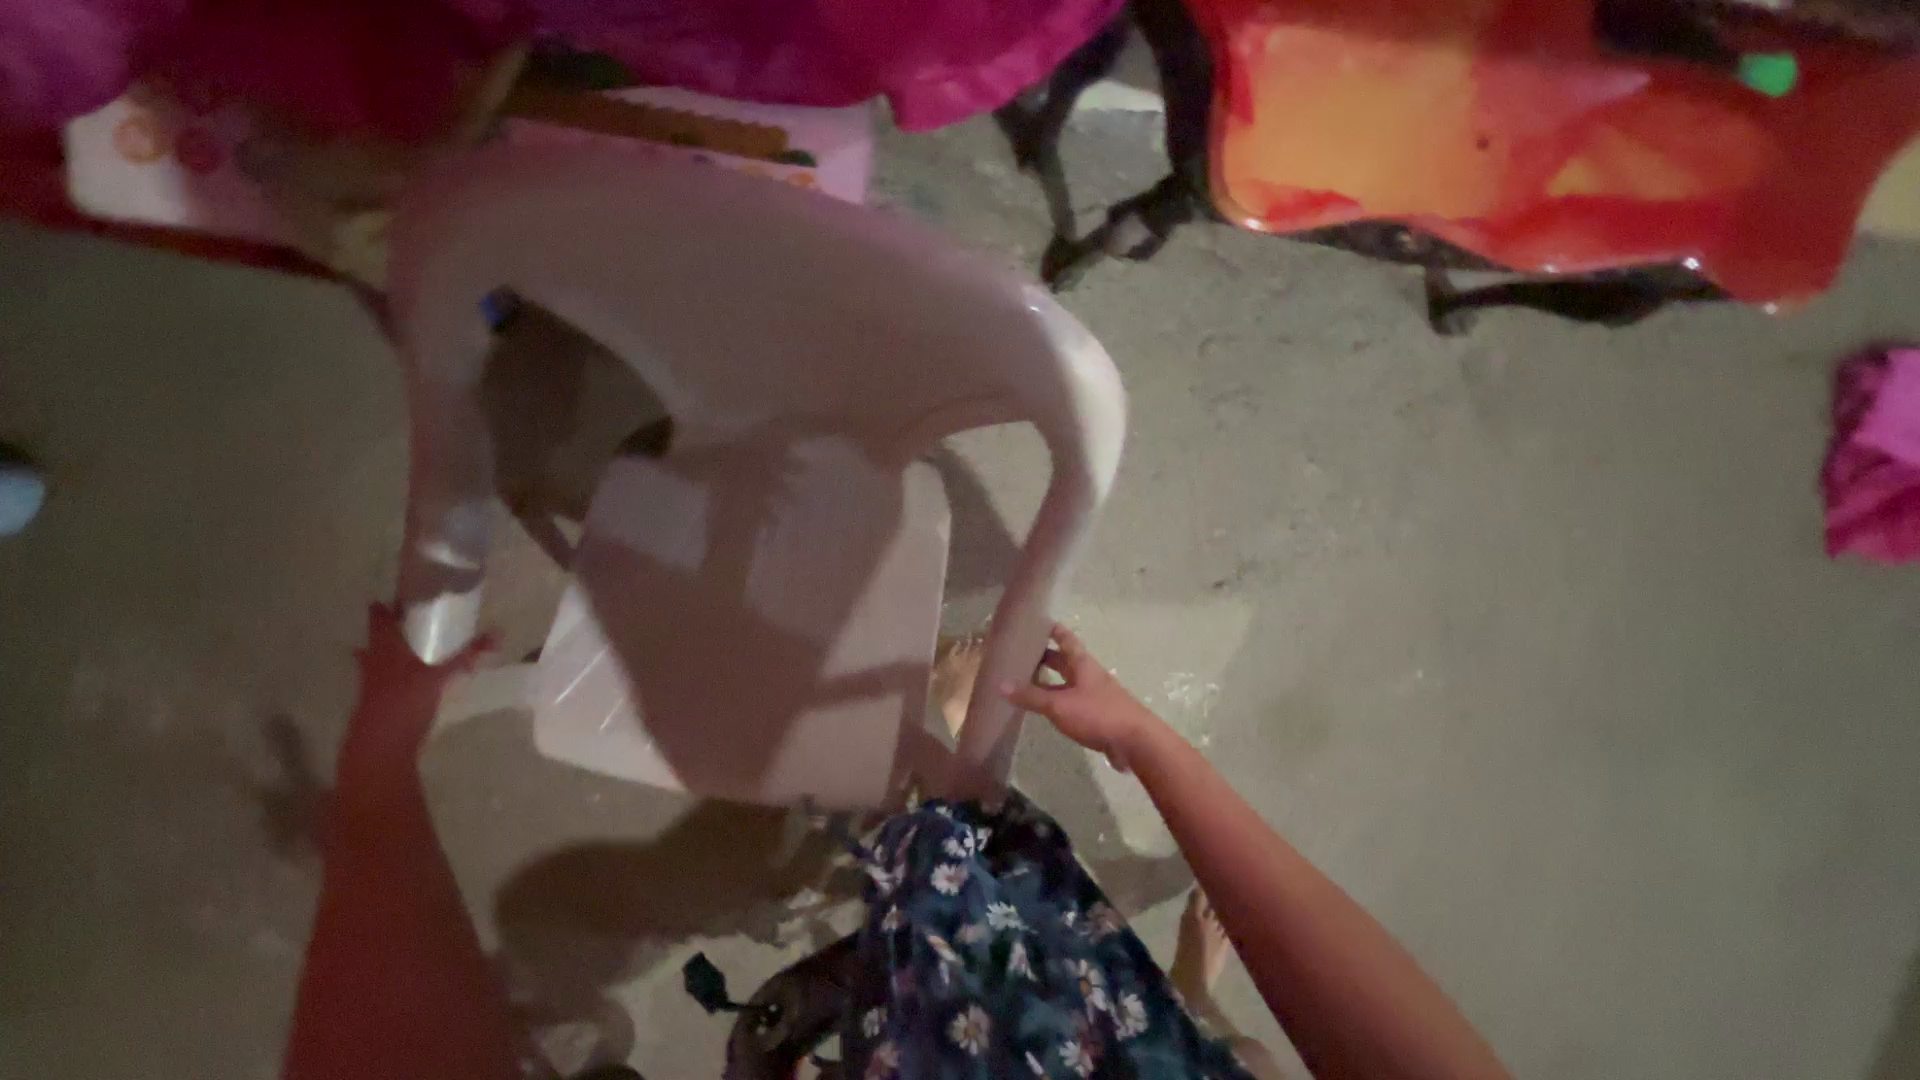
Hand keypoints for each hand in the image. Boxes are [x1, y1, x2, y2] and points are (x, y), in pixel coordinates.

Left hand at [339, 604, 489, 776]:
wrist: (381, 746)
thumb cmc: (405, 702)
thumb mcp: (441, 676)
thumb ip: (468, 655)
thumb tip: (498, 632)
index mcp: (384, 648)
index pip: (379, 618)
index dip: (386, 605)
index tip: (401, 594)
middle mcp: (373, 661)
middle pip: (377, 638)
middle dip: (390, 628)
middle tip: (411, 617)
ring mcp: (372, 683)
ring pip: (377, 659)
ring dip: (390, 651)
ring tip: (412, 645)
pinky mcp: (379, 702)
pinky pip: (386, 679)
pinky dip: (397, 674)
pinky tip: (413, 678)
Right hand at [999, 623, 1167, 767]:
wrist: (1136, 742)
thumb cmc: (1098, 714)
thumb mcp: (1059, 704)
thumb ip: (1031, 696)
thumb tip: (1000, 683)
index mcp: (1083, 664)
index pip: (1066, 639)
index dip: (1052, 630)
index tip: (1035, 623)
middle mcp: (1090, 675)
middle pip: (1066, 661)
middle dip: (1046, 657)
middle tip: (1021, 655)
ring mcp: (1096, 696)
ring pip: (1069, 683)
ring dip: (1051, 683)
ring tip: (1027, 683)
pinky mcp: (1098, 716)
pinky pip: (1073, 704)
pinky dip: (1058, 703)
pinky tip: (1047, 711)